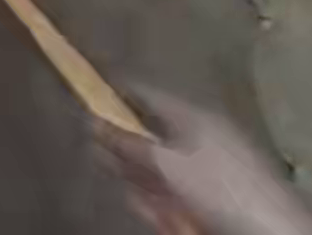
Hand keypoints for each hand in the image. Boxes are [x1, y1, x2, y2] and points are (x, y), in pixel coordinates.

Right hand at [96, 88, 311, 234]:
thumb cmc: (223, 194)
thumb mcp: (165, 166)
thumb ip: (123, 141)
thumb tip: (89, 118)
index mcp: (191, 116)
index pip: (138, 91)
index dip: (108, 94)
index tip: (82, 104)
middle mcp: (203, 135)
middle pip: (148, 133)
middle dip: (127, 154)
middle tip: (110, 168)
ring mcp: (219, 169)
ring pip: (164, 167)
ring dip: (147, 184)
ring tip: (146, 206)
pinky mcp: (229, 199)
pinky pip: (185, 191)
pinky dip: (171, 202)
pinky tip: (167, 221)